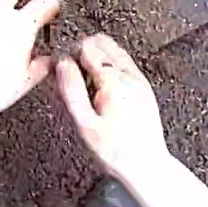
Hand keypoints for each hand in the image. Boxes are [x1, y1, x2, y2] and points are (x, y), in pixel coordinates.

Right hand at [57, 34, 170, 180]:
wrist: (146, 164)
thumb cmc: (115, 150)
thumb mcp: (84, 123)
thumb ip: (72, 89)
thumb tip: (62, 63)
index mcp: (113, 81)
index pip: (87, 47)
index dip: (69, 53)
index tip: (60, 67)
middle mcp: (129, 74)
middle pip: (102, 42)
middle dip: (82, 50)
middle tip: (71, 73)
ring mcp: (138, 79)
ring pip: (114, 49)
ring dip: (96, 56)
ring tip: (85, 80)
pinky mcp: (143, 86)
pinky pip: (123, 62)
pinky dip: (109, 64)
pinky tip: (100, 85)